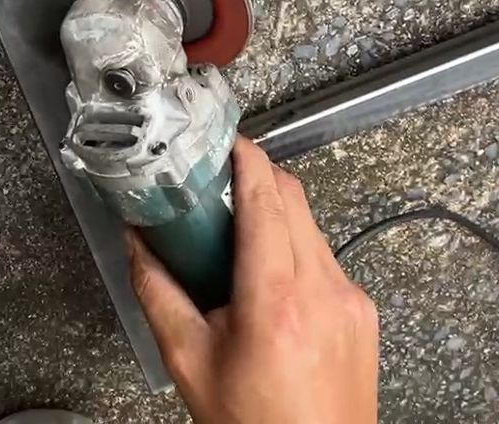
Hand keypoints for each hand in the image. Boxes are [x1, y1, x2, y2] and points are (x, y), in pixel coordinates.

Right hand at [130, 138, 378, 423]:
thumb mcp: (188, 359)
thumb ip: (156, 291)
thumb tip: (136, 240)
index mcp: (276, 299)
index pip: (266, 198)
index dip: (246, 157)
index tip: (226, 138)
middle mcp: (323, 290)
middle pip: (293, 196)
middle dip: (257, 173)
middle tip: (219, 177)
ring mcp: (350, 300)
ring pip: (310, 221)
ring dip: (275, 208)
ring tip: (237, 228)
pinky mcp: (362, 311)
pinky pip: (324, 253)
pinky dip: (294, 243)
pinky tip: (267, 270)